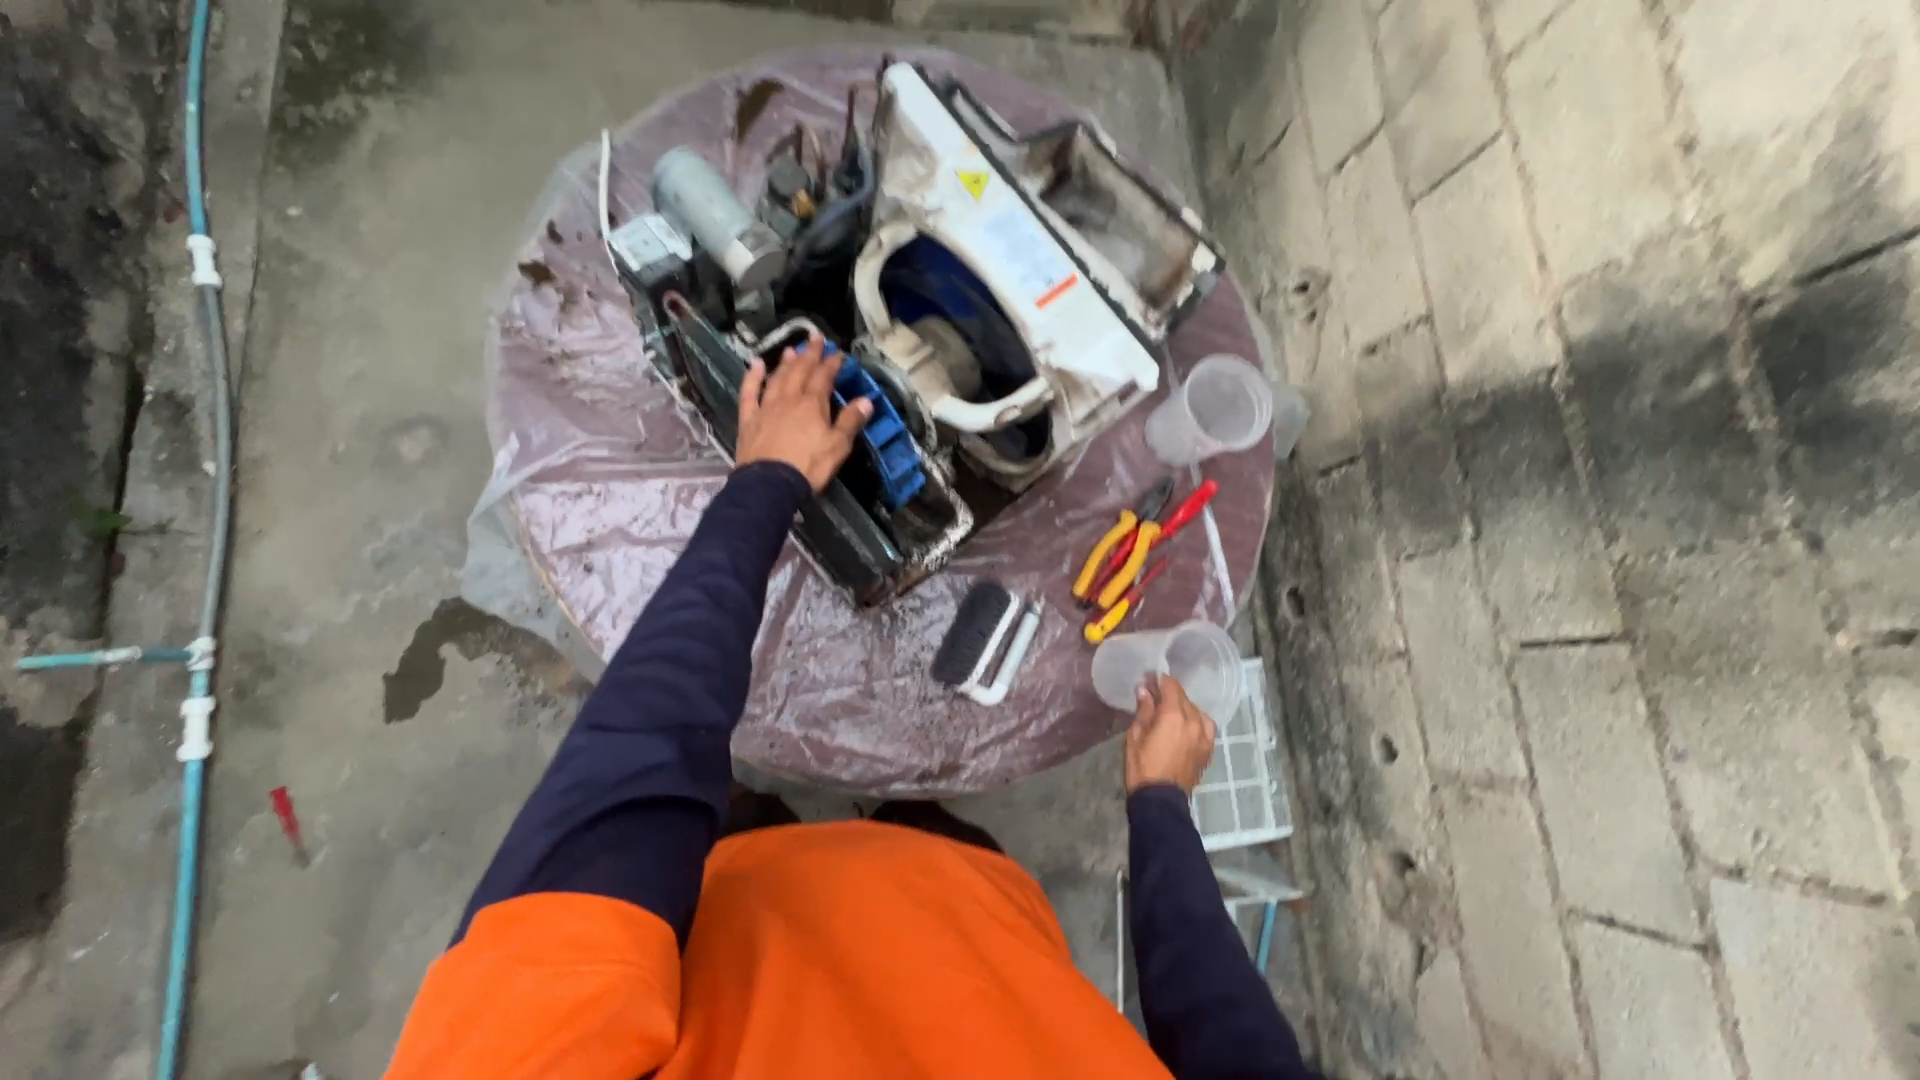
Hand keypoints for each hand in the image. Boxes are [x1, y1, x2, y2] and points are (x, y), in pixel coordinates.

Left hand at [736, 334, 871, 493]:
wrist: (770, 485)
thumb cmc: (809, 467)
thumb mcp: (838, 447)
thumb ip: (850, 421)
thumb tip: (866, 400)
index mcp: (812, 405)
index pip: (824, 377)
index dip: (832, 363)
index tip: (839, 353)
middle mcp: (789, 399)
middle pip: (800, 371)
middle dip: (809, 354)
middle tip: (815, 338)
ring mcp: (766, 407)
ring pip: (777, 378)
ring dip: (785, 362)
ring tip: (791, 349)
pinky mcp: (749, 419)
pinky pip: (749, 392)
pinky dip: (752, 377)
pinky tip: (755, 364)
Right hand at [1124, 674, 1217, 794]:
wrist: (1161, 799)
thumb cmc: (1142, 767)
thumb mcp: (1135, 736)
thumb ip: (1143, 711)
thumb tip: (1145, 691)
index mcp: (1173, 716)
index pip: (1170, 686)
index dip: (1159, 679)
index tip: (1149, 678)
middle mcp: (1193, 721)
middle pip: (1183, 697)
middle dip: (1169, 692)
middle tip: (1154, 694)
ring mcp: (1204, 735)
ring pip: (1195, 710)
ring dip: (1183, 706)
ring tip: (1170, 712)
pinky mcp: (1208, 748)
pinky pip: (1205, 725)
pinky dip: (1195, 720)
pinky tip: (1186, 725)